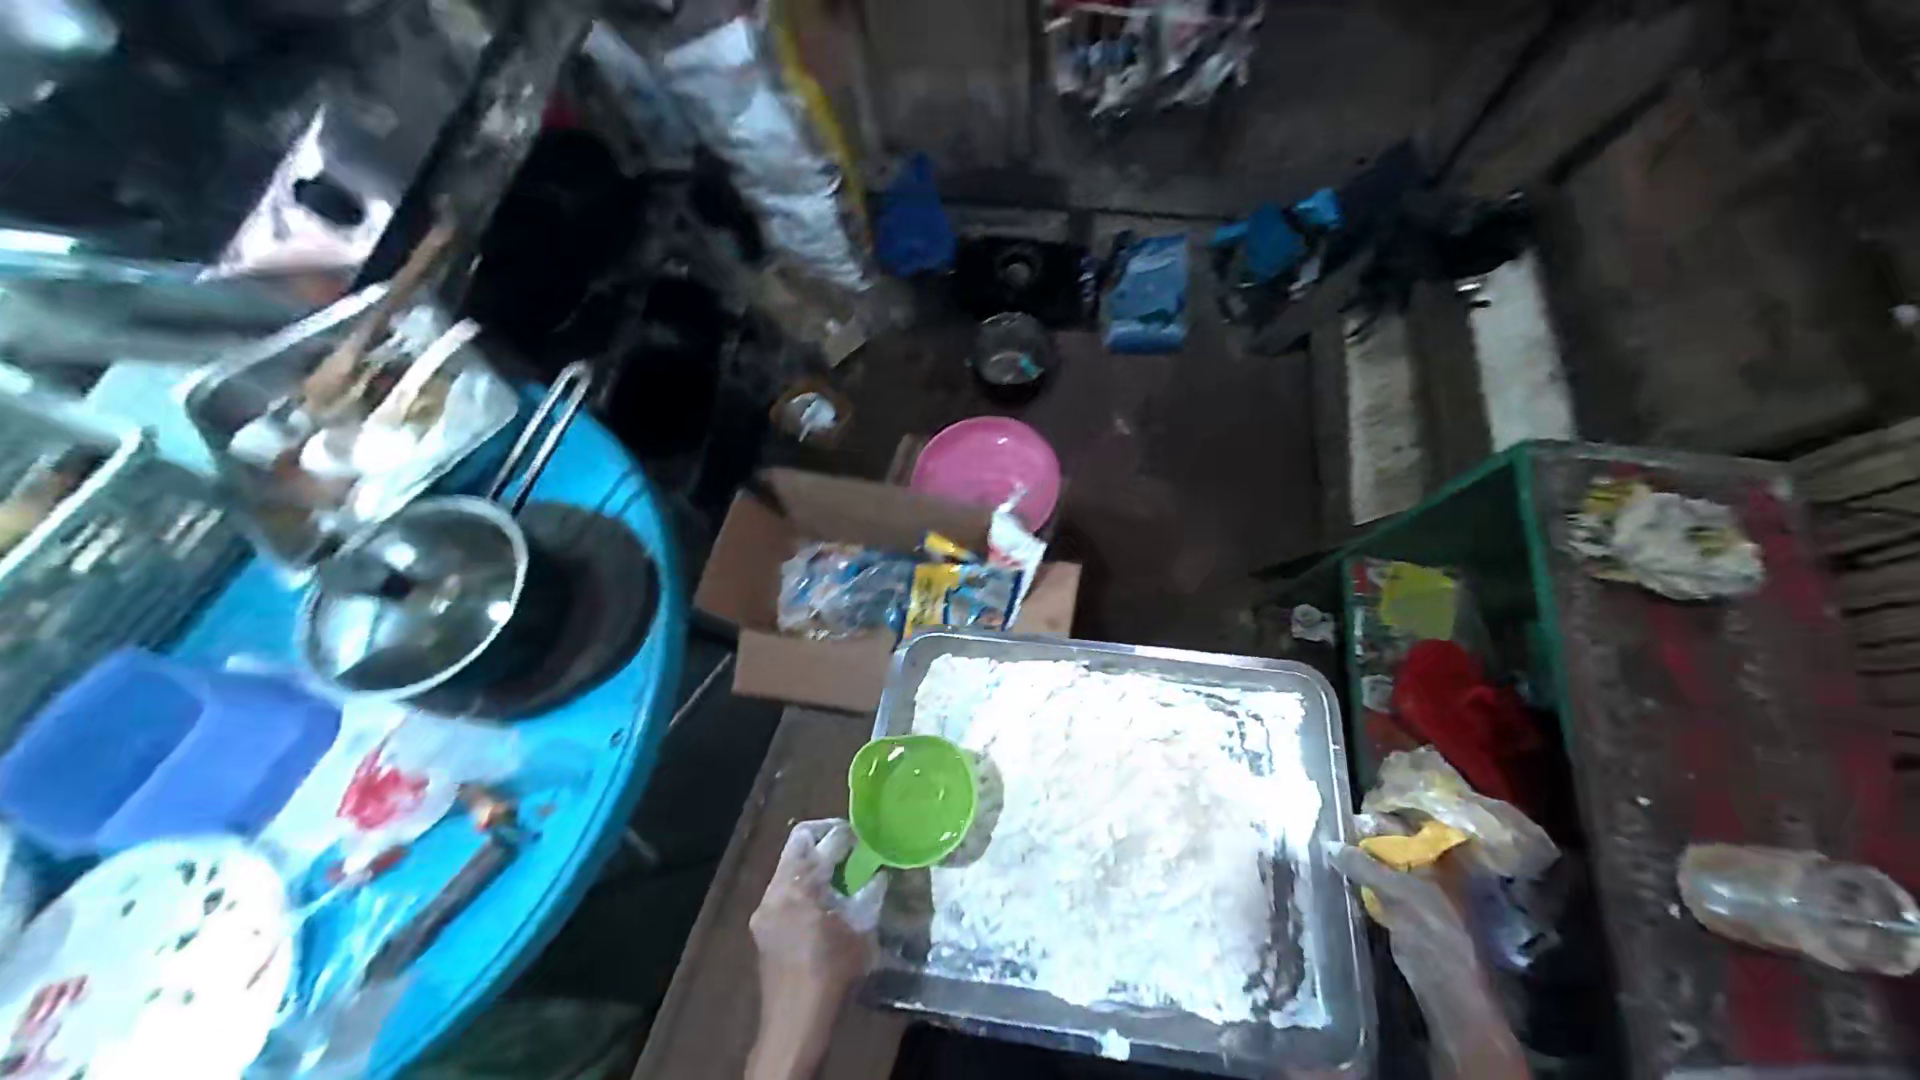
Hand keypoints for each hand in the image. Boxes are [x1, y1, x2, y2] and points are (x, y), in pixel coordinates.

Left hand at [750, 818, 886, 995]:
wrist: (794, 1024)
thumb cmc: (831, 972)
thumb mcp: (861, 930)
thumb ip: (869, 894)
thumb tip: (878, 873)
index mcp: (797, 886)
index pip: (817, 839)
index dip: (841, 833)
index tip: (860, 835)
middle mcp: (774, 890)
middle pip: (797, 847)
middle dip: (823, 842)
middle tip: (848, 848)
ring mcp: (763, 910)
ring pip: (788, 868)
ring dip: (812, 865)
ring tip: (839, 875)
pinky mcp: (762, 928)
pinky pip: (783, 890)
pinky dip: (802, 885)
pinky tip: (823, 902)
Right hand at [1330, 843, 1530, 1079]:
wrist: (1445, 984)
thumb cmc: (1430, 930)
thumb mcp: (1397, 891)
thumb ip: (1363, 865)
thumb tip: (1328, 844)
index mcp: (1433, 862)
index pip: (1399, 829)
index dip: (1372, 822)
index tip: (1341, 819)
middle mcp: (1424, 872)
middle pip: (1387, 847)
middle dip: (1359, 841)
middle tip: (1328, 835)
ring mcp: (1412, 893)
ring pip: (1378, 868)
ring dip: (1356, 862)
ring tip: (1326, 853)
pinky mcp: (1400, 912)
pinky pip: (1374, 888)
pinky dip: (1358, 882)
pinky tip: (1337, 878)